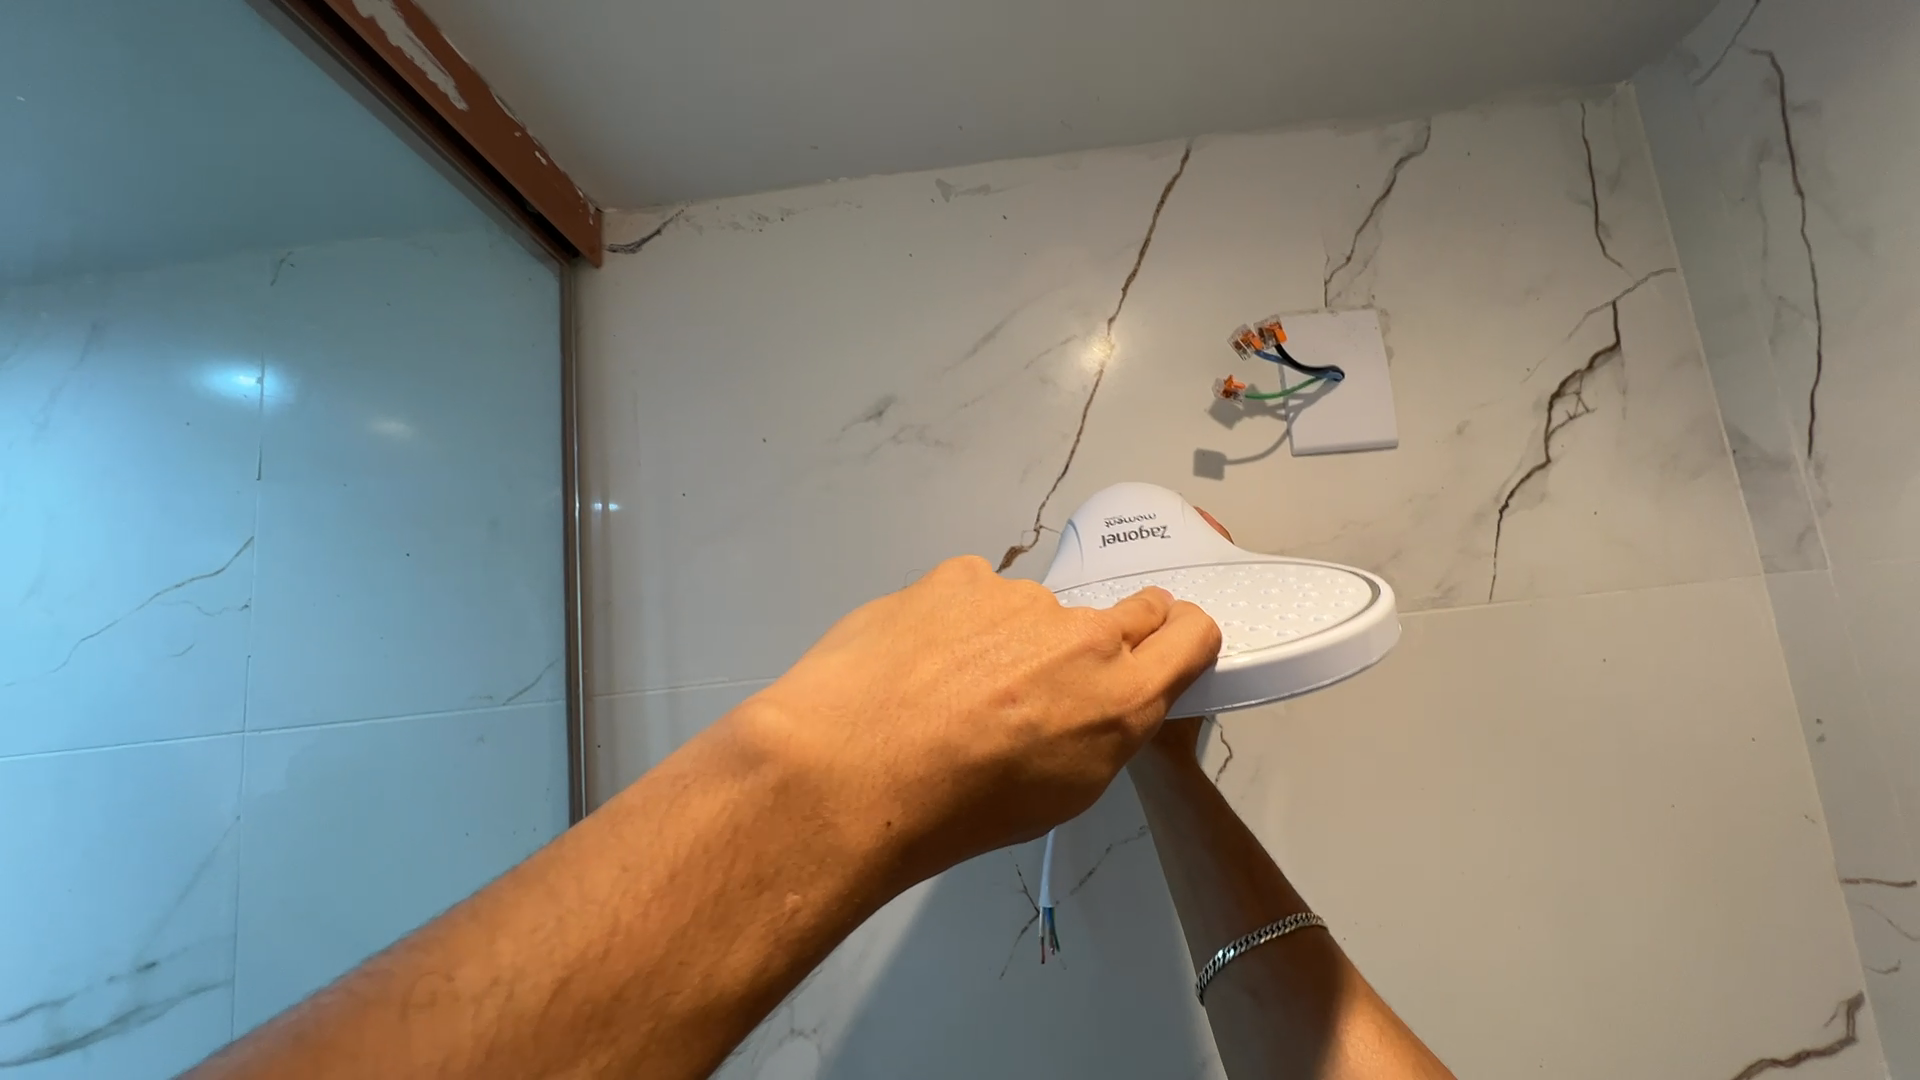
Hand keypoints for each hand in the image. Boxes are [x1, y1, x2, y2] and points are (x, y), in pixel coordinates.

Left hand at [735, 555, 1220, 886]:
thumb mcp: (1058, 793)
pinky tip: (919, 652)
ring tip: (949, 681)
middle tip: (1057, 668)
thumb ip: (1098, 729)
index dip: (1183, 636)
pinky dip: (960, 616)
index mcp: (1120, 697)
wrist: (851, 769)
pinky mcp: (961, 574)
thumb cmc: (959, 809)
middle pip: (1131, 609)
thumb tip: (1090, 696)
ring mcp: (1020, 597)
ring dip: (1011, 635)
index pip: (1190, 636)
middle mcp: (1083, 636)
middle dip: (1114, 632)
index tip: (1165, 643)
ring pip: (1034, 610)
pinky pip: (976, 591)